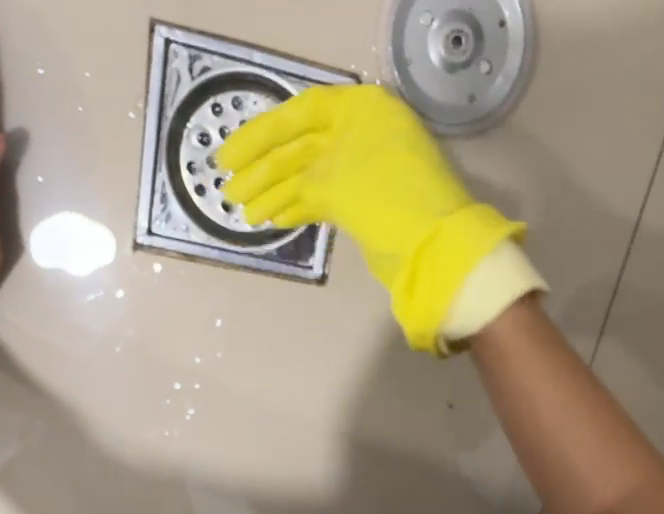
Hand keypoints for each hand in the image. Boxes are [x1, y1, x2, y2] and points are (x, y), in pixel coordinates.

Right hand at [220, 85, 521, 352]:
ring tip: (242, 212)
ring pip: (307, 177)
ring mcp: (363, 170)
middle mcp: (362, 134)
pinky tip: (269, 218)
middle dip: (261, 170)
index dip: (260, 135)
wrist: (435, 251)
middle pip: (300, 146)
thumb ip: (309, 176)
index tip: (229, 157)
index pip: (301, 112)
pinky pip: (319, 200)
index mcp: (363, 111)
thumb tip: (287, 191)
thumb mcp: (340, 179)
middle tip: (228, 190)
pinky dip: (295, 208)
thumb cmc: (393, 201)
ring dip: (273, 193)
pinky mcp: (363, 204)